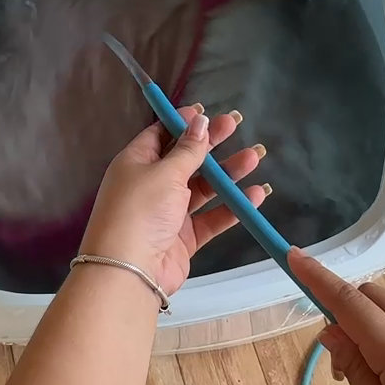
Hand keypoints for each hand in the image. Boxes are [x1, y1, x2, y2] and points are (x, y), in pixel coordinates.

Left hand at [80, 105, 267, 296]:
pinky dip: (232, 207)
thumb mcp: (165, 173)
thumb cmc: (141, 211)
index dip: (183, 123)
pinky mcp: (184, 238)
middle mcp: (151, 184)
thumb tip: (200, 120)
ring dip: (228, 172)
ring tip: (255, 156)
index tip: (206, 112)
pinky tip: (256, 194)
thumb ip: (188, 150)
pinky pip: (211, 217)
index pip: (161, 135)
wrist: (129, 272)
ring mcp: (168, 212)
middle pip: (186, 158)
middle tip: (236, 124)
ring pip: (203, 187)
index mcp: (137, 163)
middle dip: (212, 143)